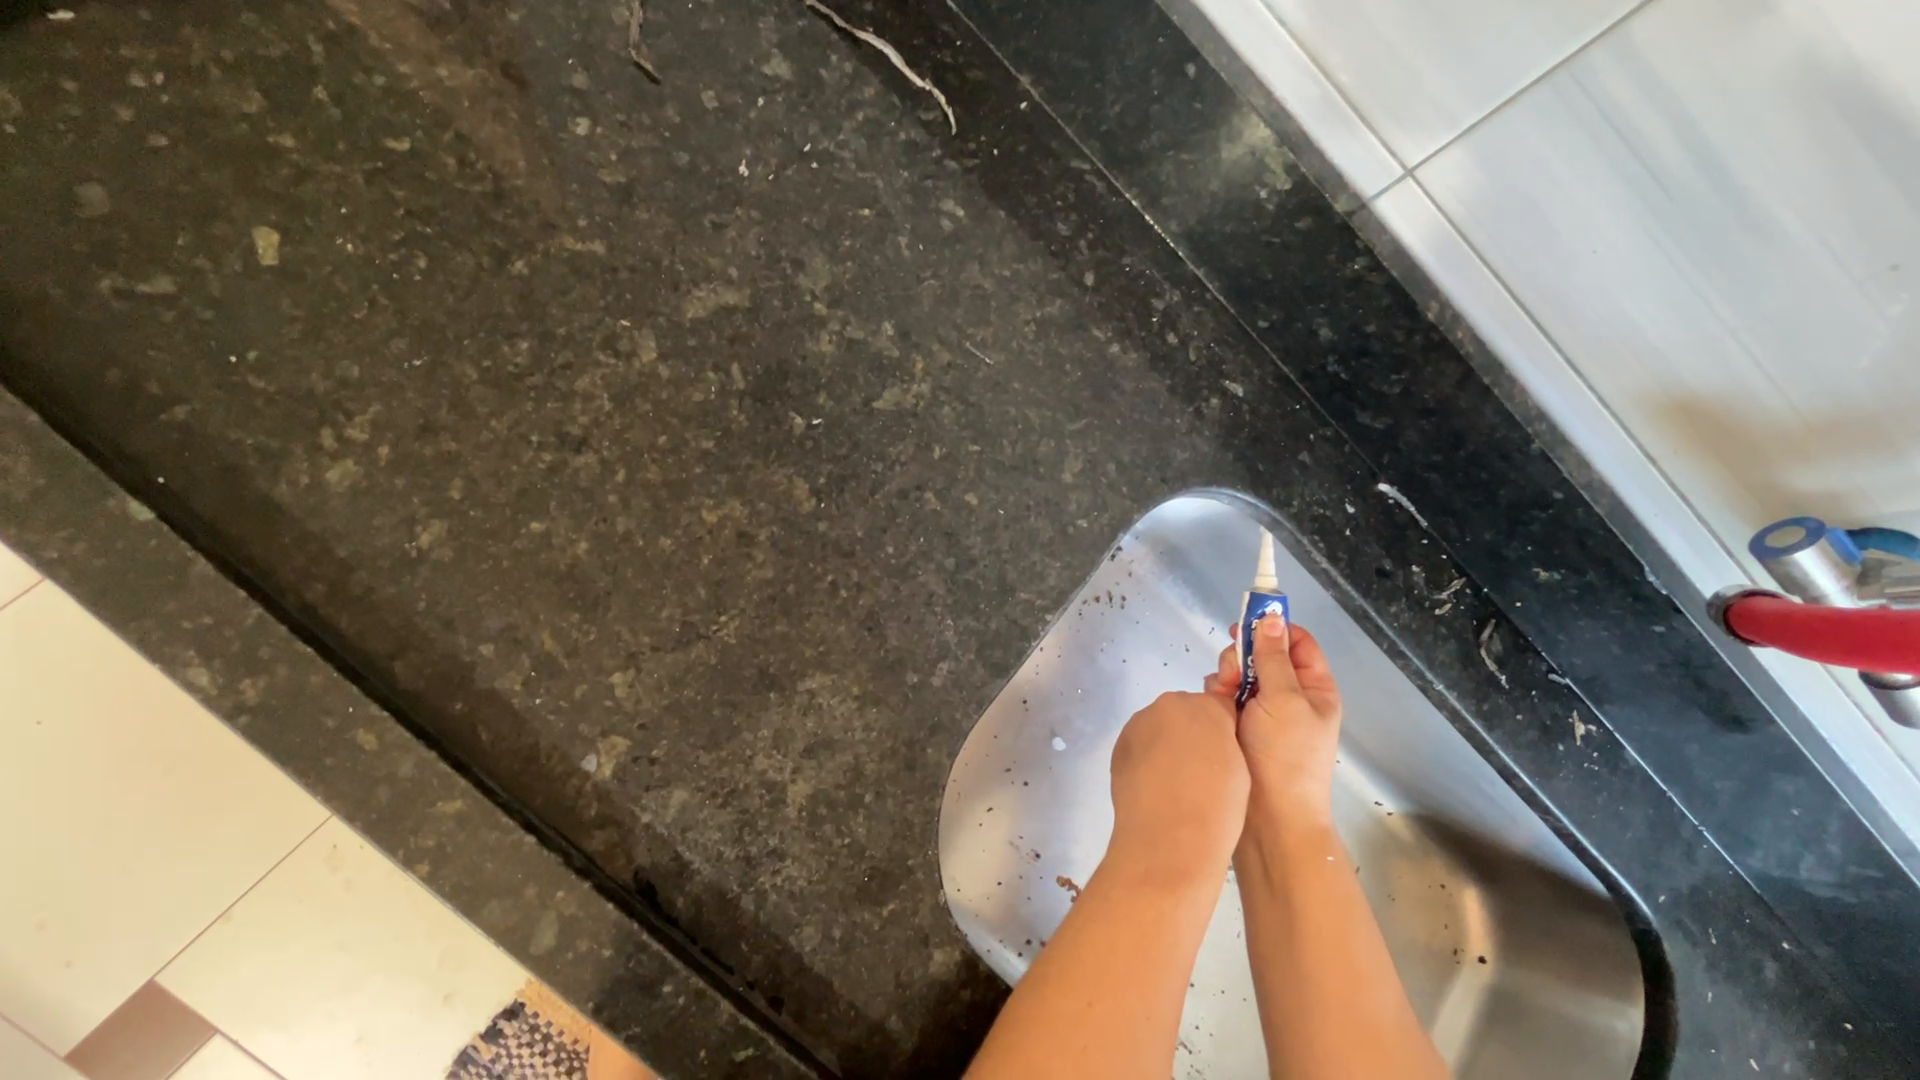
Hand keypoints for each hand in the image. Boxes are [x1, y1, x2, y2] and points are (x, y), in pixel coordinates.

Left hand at [1106, 691, 1249, 886]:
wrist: (1169, 838)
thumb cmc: (1217, 804)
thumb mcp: (1239, 765)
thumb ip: (1226, 738)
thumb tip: (1212, 738)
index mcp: (1204, 706)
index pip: (1220, 707)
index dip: (1225, 732)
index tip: (1227, 757)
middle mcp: (1166, 706)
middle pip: (1185, 713)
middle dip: (1193, 734)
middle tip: (1202, 772)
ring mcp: (1137, 726)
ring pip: (1159, 728)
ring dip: (1167, 746)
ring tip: (1177, 784)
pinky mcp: (1118, 748)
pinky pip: (1140, 746)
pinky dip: (1148, 760)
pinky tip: (1156, 788)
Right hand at [1205, 616, 1342, 822]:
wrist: (1269, 818)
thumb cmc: (1286, 757)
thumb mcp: (1285, 701)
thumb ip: (1273, 657)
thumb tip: (1270, 618)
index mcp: (1313, 688)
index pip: (1296, 641)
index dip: (1273, 627)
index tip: (1246, 622)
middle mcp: (1288, 696)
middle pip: (1261, 654)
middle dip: (1242, 657)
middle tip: (1234, 674)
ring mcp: (1261, 712)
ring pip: (1237, 675)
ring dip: (1226, 679)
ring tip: (1224, 700)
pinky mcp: (1237, 726)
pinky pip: (1221, 697)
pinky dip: (1215, 698)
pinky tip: (1214, 711)